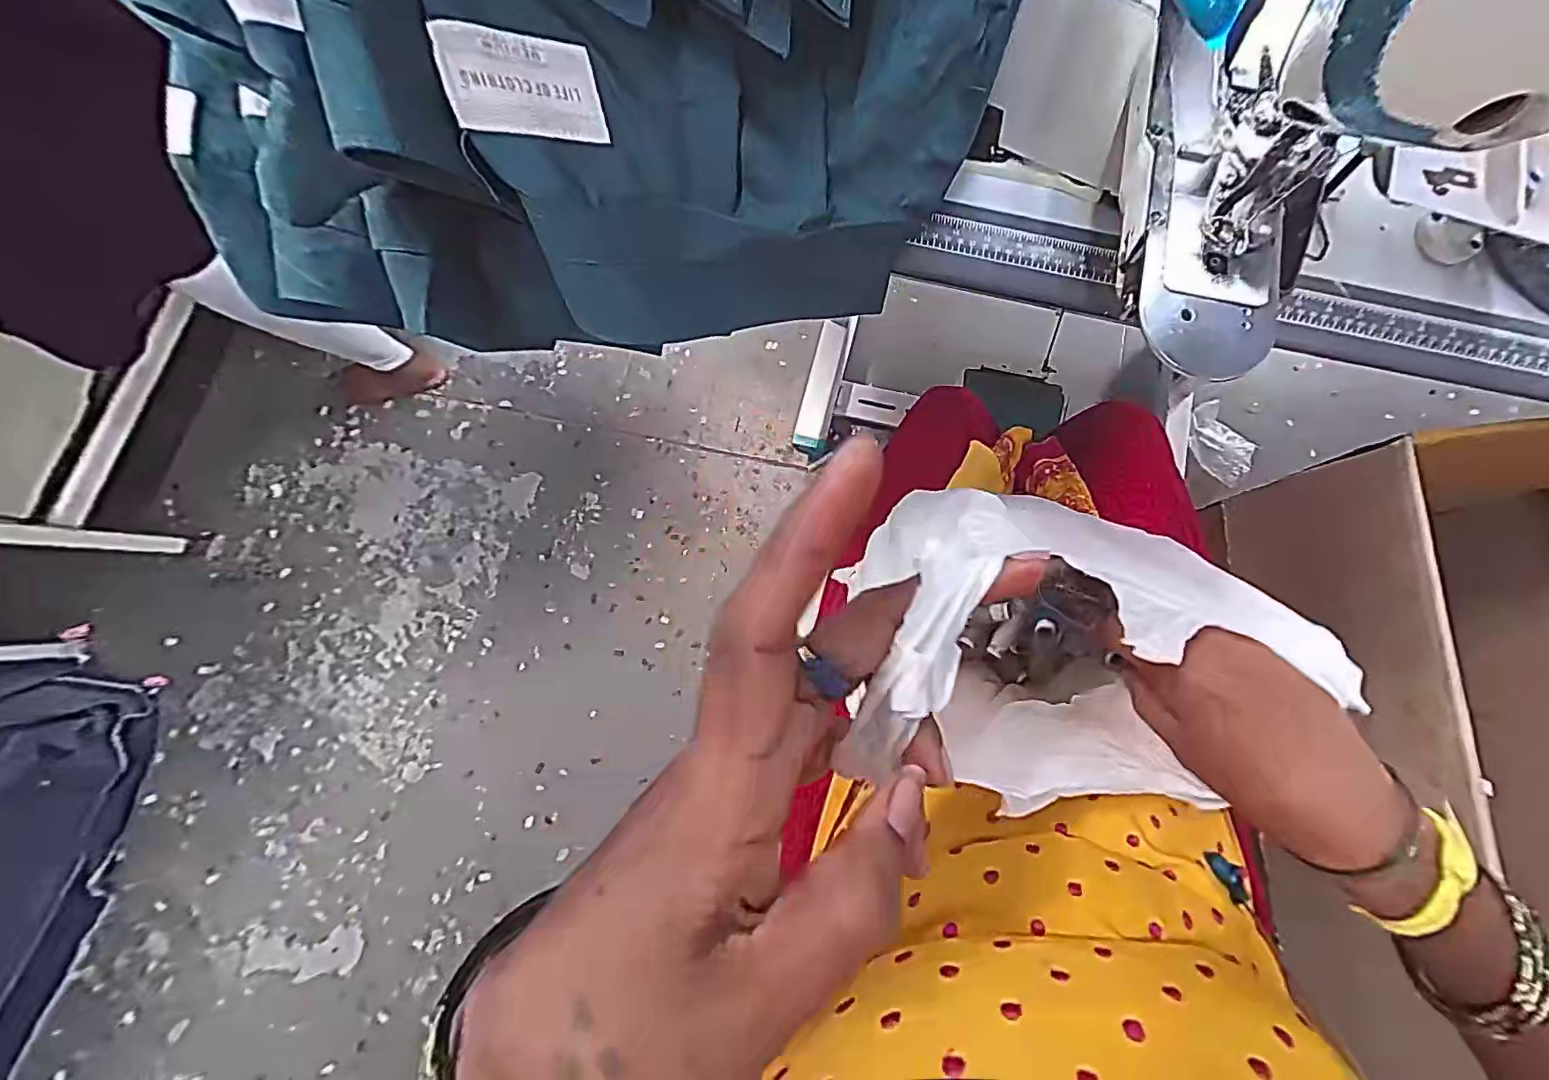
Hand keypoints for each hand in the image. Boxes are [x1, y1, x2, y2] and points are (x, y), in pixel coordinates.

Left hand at [455, 437, 1042, 1079]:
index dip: (809, 538)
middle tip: (1007, 575)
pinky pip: (827, 732)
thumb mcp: (760, 996)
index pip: (763, 629)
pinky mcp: (747, 784)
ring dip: (907, 693)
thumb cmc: (629, 1035)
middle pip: (829, 640)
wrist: (541, 1063)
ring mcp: (741, 760)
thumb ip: (853, 897)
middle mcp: (733, 746)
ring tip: (943, 751)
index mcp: (724, 783)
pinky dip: (881, 741)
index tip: (857, 466)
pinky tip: (905, 784)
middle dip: (918, 600)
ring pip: (838, 685)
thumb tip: (913, 794)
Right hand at [1115, 627, 1411, 872]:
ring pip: (1196, 629)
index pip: (1128, 631)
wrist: (1336, 792)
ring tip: (1192, 681)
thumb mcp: (1181, 746)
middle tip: (1150, 667)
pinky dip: (1216, 650)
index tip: (1113, 645)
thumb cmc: (1256, 781)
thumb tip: (1132, 673)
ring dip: (1184, 644)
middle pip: (1163, 623)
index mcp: (1181, 666)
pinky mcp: (1274, 645)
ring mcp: (1246, 639)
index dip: (1114, 637)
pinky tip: (1224, 682)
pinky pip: (1228, 637)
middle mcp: (1213, 641)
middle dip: (1151, 641)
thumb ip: (1147, 699)